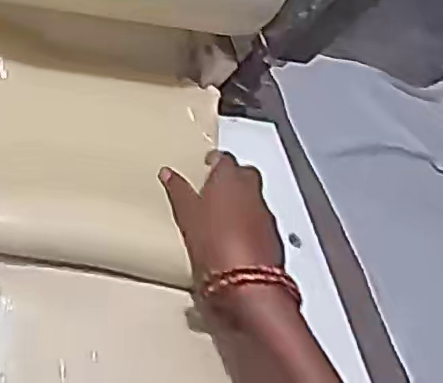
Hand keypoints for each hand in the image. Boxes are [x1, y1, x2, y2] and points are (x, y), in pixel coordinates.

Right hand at [160, 151, 284, 278]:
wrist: (246, 285)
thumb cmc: (214, 241)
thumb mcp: (186, 212)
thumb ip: (178, 189)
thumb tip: (168, 173)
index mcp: (230, 177)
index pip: (224, 158)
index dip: (215, 160)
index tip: (208, 163)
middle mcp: (251, 191)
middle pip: (245, 174)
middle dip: (234, 178)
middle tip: (217, 187)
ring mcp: (266, 216)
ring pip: (254, 199)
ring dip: (243, 203)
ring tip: (224, 216)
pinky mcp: (274, 241)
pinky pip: (261, 224)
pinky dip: (251, 225)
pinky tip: (237, 239)